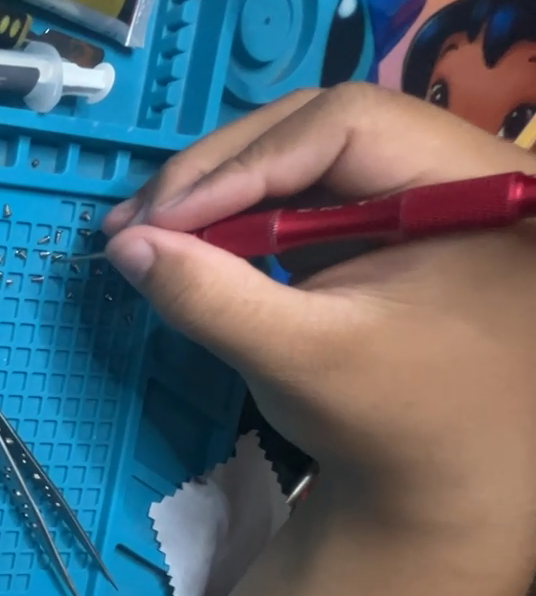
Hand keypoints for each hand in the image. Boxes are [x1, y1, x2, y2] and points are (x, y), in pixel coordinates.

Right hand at [103, 84, 535, 542]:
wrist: (436, 470)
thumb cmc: (388, 416)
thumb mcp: (293, 356)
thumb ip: (207, 296)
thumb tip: (123, 244)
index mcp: (471, 185)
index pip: (343, 125)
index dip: (240, 165)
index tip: (160, 223)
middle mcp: (446, 171)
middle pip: (310, 127)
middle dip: (211, 172)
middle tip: (133, 223)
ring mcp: (403, 197)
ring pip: (288, 156)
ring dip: (204, 191)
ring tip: (139, 231)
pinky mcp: (364, 227)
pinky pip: (283, 195)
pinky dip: (220, 215)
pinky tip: (177, 239)